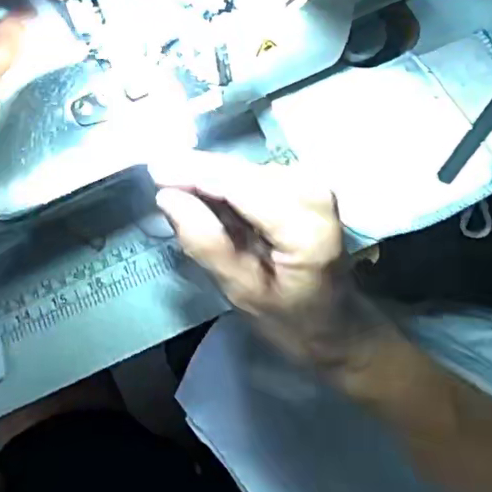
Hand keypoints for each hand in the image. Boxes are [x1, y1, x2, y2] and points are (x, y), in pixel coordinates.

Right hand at [150, 152, 383, 369]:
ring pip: (243, 168)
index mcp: (305, 228)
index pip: (240, 186)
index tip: (154, 169)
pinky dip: (225, 182)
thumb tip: (167, 196)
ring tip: (175, 188)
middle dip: (196, 171)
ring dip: (209, 176)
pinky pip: (252, 173)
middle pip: (241, 171)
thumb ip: (206, 243)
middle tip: (155, 174)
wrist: (337, 322)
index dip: (194, 173)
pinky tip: (203, 193)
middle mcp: (314, 193)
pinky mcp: (305, 180)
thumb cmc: (291, 319)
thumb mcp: (242, 292)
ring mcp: (313, 182)